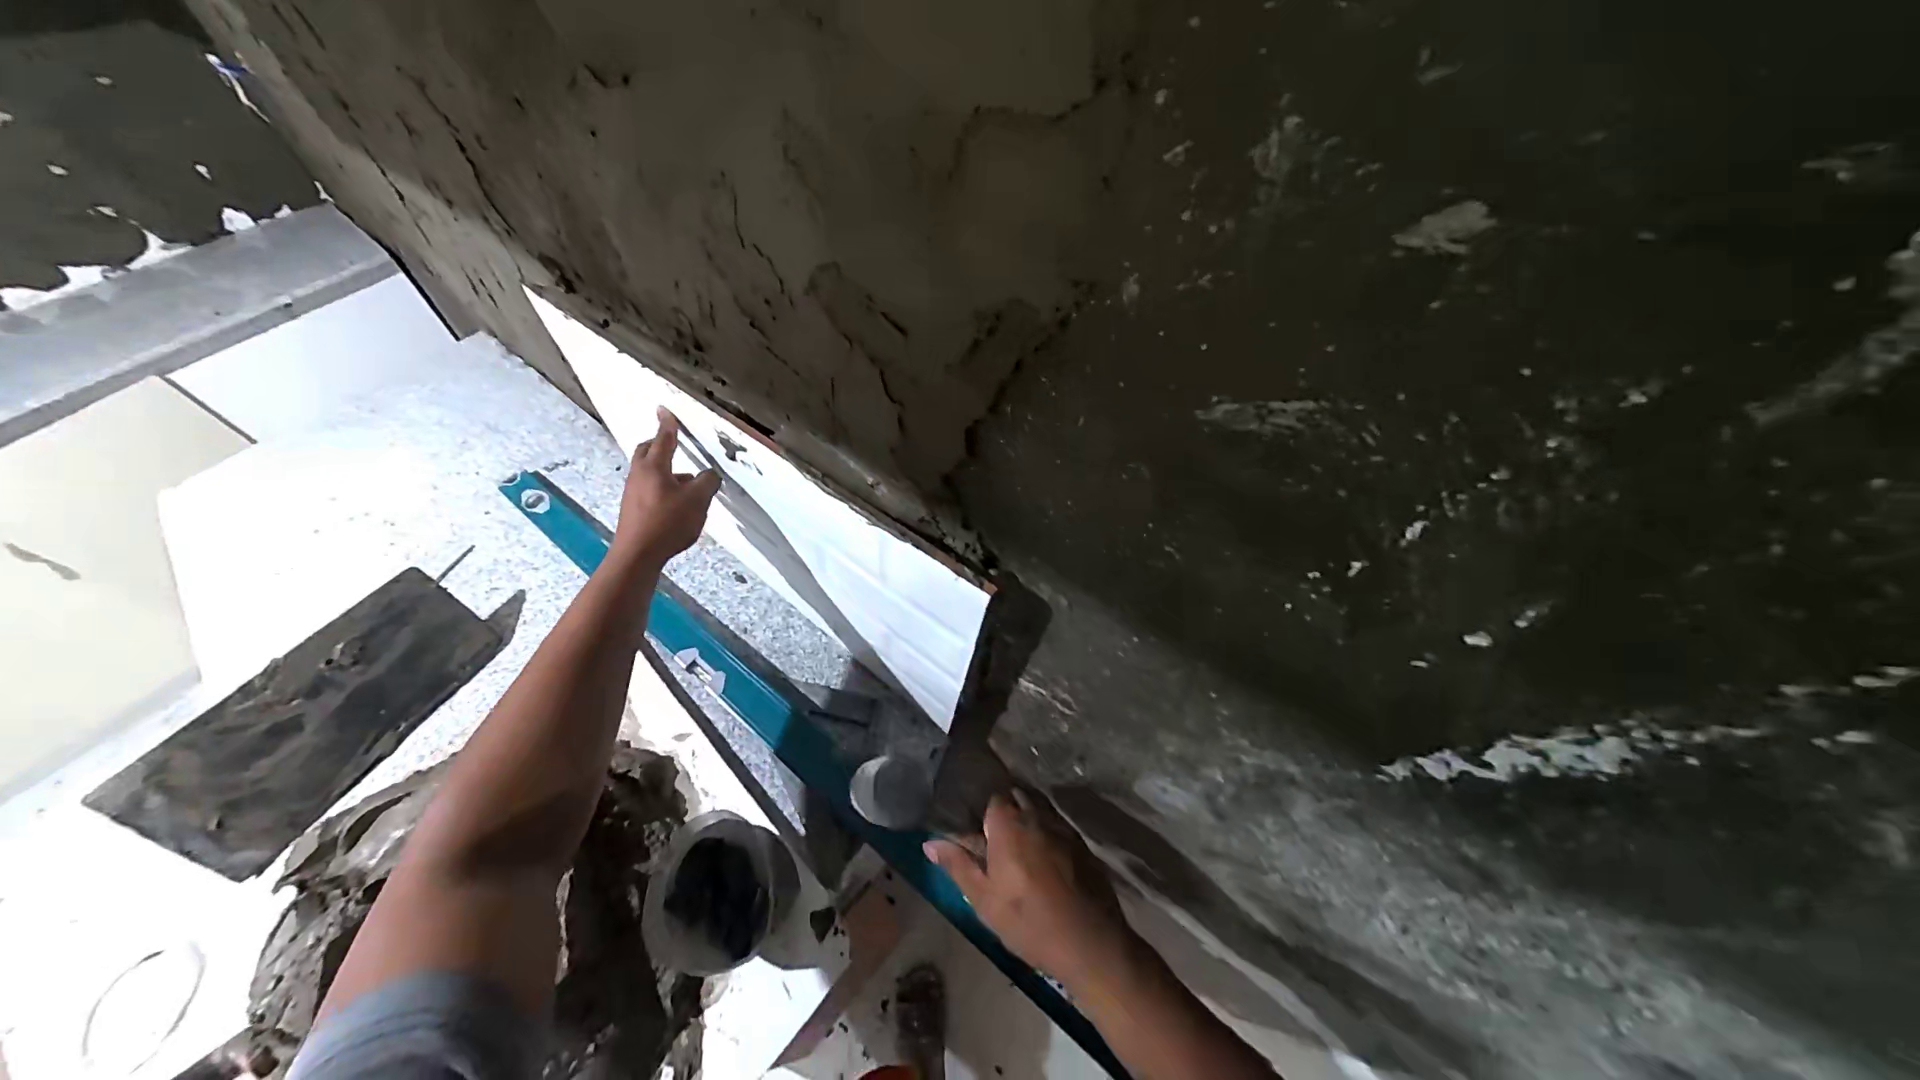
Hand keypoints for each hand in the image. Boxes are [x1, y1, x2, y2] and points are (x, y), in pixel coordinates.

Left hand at [611, 408, 720, 568]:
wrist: (638, 554)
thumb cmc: (668, 522)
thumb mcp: (697, 500)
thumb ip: (707, 482)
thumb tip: (709, 474)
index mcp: (654, 466)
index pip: (663, 438)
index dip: (667, 423)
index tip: (664, 409)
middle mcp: (639, 474)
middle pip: (647, 451)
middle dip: (660, 444)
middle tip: (673, 442)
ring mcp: (633, 491)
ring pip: (648, 471)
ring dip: (665, 468)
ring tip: (686, 480)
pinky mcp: (633, 508)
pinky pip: (648, 487)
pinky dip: (662, 486)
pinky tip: (676, 502)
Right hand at [925, 790, 1137, 984]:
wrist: (1089, 943)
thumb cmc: (1028, 922)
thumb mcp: (983, 899)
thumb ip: (958, 865)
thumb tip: (930, 842)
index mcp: (1009, 824)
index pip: (993, 801)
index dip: (984, 816)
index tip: (979, 836)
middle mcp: (1037, 816)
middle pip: (1018, 800)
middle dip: (1007, 813)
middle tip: (998, 843)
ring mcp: (1064, 828)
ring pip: (1040, 812)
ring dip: (1029, 822)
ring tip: (1022, 851)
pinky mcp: (1083, 845)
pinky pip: (1059, 828)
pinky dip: (1049, 836)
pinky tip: (1047, 862)